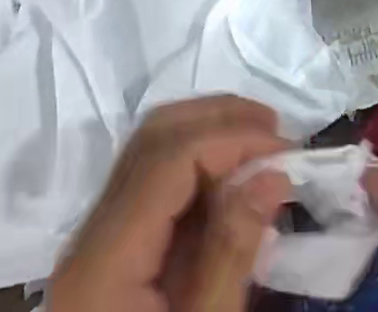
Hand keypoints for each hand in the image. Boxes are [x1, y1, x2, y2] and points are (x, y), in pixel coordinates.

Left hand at [47, 96, 292, 311]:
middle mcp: (91, 233)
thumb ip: (233, 252)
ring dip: (207, 132)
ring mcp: (95, 237)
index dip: (228, 138)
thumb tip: (271, 172)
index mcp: (106, 258)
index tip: (285, 147)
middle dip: (217, 118)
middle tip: (277, 129)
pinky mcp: (109, 249)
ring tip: (262, 144)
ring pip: (148, 149)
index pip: (166, 160)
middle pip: (151, 138)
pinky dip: (195, 164)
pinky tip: (233, 179)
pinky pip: (151, 181)